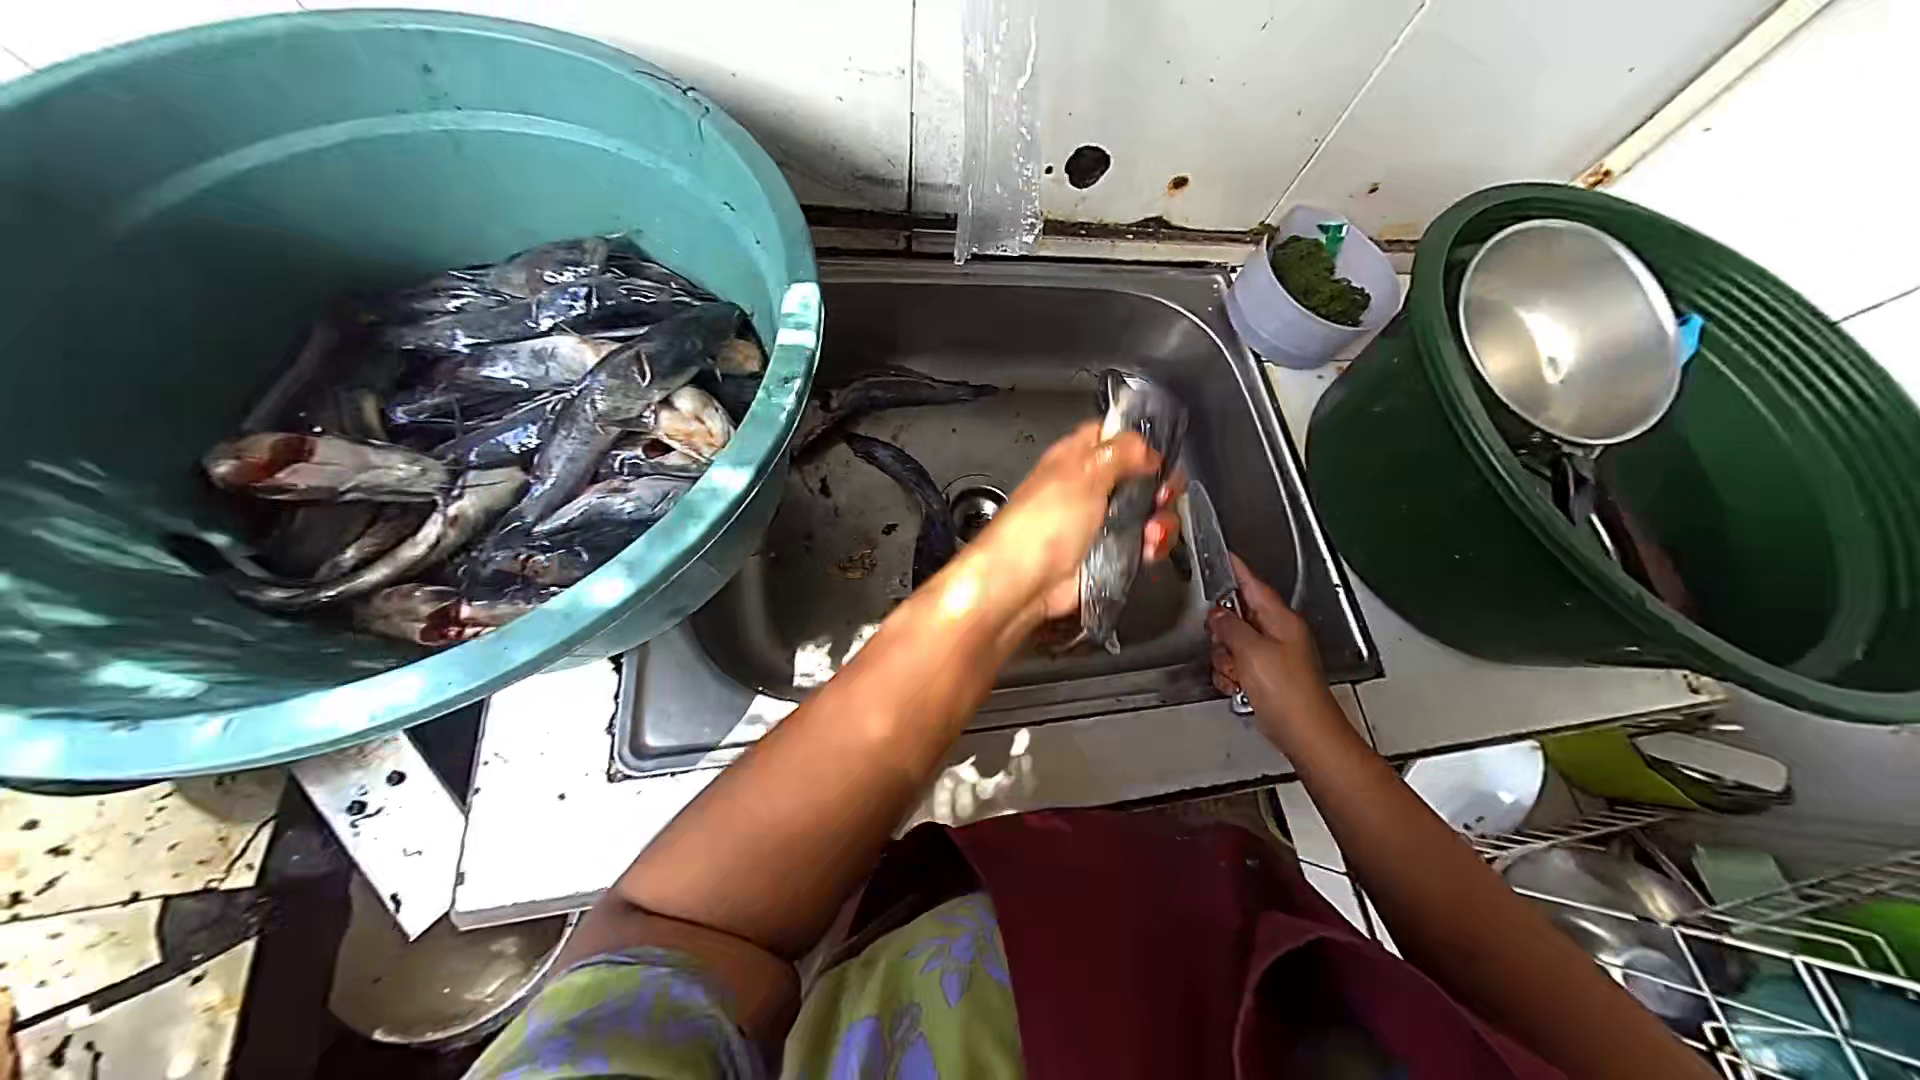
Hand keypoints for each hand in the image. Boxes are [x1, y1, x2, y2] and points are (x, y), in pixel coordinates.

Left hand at [968, 422, 1181, 621]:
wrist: (1023, 582)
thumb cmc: (1039, 525)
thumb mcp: (1085, 471)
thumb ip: (1122, 450)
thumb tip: (1149, 448)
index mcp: (1076, 458)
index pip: (1115, 436)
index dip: (1141, 443)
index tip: (1159, 455)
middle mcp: (1088, 488)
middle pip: (1140, 477)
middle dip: (1159, 487)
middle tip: (1158, 496)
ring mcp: (1098, 523)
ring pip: (1147, 513)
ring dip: (1159, 521)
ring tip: (1150, 530)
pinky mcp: (1106, 555)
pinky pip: (1141, 545)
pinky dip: (1150, 547)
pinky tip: (1146, 550)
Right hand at [1207, 553, 1334, 729]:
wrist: (1304, 734)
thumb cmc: (1289, 693)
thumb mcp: (1251, 652)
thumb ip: (1230, 627)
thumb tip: (1217, 614)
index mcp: (1281, 620)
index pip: (1253, 585)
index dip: (1236, 570)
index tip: (1223, 556)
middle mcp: (1278, 634)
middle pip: (1237, 618)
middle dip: (1223, 634)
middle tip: (1225, 649)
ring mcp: (1272, 655)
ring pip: (1232, 644)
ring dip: (1225, 659)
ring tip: (1235, 674)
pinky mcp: (1265, 676)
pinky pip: (1236, 665)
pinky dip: (1230, 675)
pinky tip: (1237, 686)